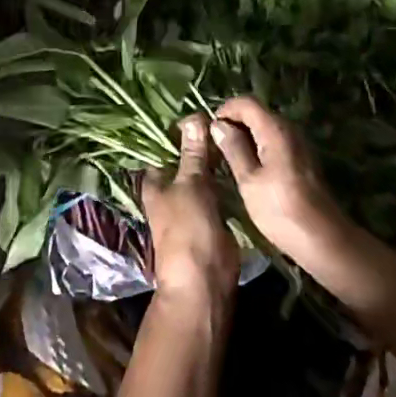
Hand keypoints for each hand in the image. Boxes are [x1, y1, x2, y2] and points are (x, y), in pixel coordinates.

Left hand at [140, 114, 238, 308]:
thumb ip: (193, 154)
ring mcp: (189, 206)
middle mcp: (168, 191)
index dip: (182, 131)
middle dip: (202, 146)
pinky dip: (225, 182)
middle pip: (185, 161)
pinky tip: (240, 166)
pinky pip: (216, 193)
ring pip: (202, 177)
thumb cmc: (189, 230)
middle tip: (226, 124)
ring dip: (215, 163)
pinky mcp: (210, 220)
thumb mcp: (192, 186)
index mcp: (155, 181)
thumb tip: (193, 118)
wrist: (204, 284)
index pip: (165, 146)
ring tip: (237, 138)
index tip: (204, 112)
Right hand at [210, 96, 350, 269]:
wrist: (326, 243)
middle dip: (233, 123)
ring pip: (264, 128)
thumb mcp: (249, 181)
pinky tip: (248, 169)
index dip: (225, 110)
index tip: (210, 131)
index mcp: (275, 130)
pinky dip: (258, 147)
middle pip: (256, 112)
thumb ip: (233, 148)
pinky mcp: (302, 160)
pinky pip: (274, 141)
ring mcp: (299, 145)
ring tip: (228, 158)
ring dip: (245, 136)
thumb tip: (218, 125)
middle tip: (216, 146)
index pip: (245, 102)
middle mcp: (289, 130)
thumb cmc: (282, 211)